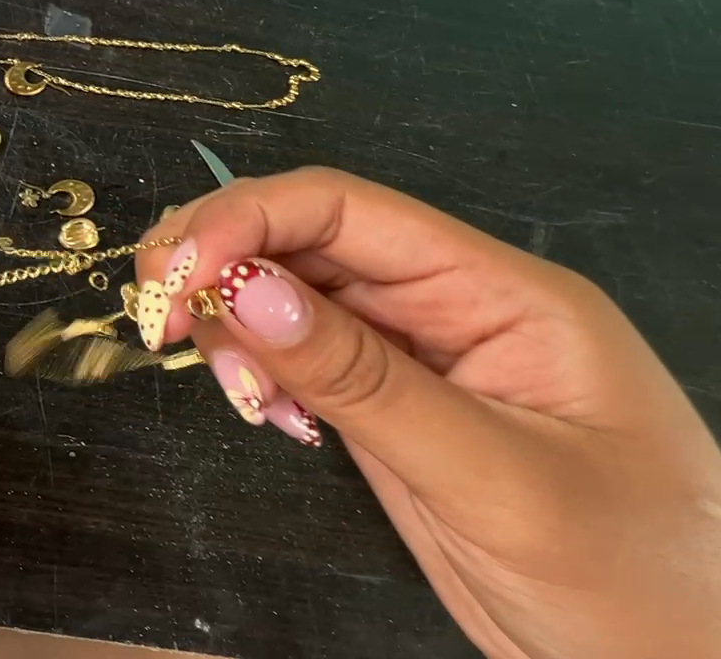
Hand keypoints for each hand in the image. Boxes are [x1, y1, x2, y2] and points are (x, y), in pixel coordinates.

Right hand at [132, 167, 720, 658]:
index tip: (174, 275)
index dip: (242, 219)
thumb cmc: (628, 580)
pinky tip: (264, 411)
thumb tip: (241, 290)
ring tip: (241, 398)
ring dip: (226, 325)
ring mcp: (397, 341)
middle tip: (160, 321)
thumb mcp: (492, 479)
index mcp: (491, 289)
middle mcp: (435, 296)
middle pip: (289, 236)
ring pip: (270, 288)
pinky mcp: (367, 384)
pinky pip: (278, 344)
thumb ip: (361, 378)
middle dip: (212, 266)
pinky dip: (245, 364)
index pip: (339, 208)